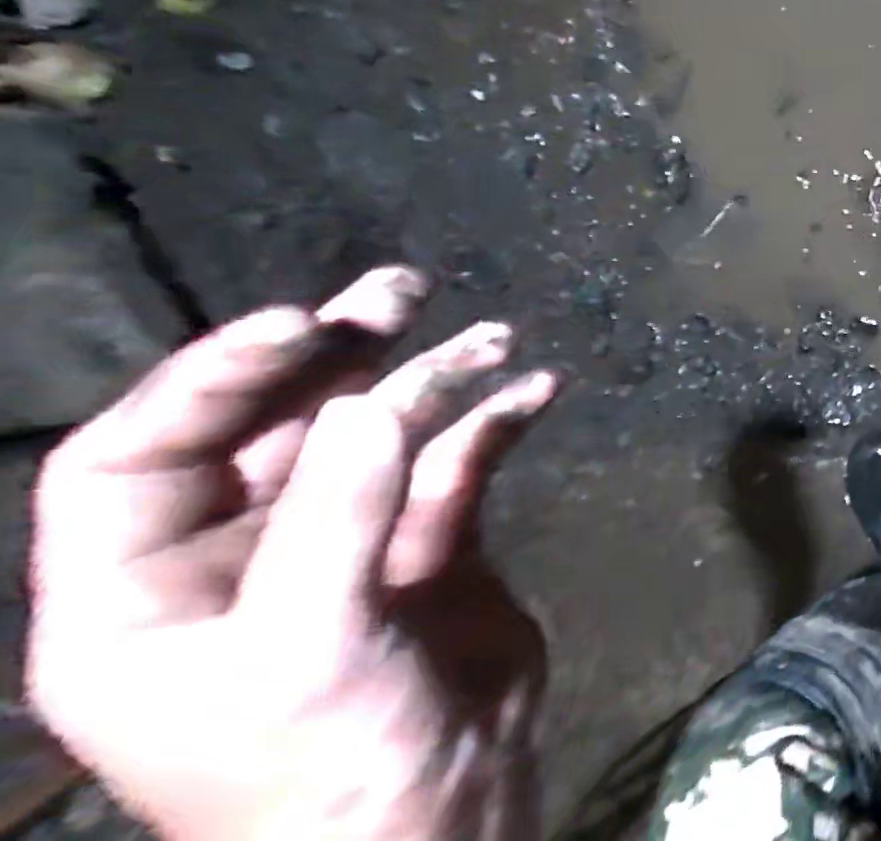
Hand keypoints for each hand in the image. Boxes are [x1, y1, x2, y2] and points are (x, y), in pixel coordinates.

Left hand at [27, 268, 557, 840]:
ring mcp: (352, 537)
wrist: (437, 808)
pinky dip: (501, 424)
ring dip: (441, 379)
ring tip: (496, 336)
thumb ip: (336, 518)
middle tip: (398, 288)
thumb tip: (371, 404)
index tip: (303, 322)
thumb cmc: (320, 759)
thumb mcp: (304, 646)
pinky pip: (463, 463)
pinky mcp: (435, 539)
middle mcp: (244, 545)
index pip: (142, 452)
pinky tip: (540, 391)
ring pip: (385, 434)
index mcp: (145, 585)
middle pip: (279, 424)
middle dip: (341, 352)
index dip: (214, 376)